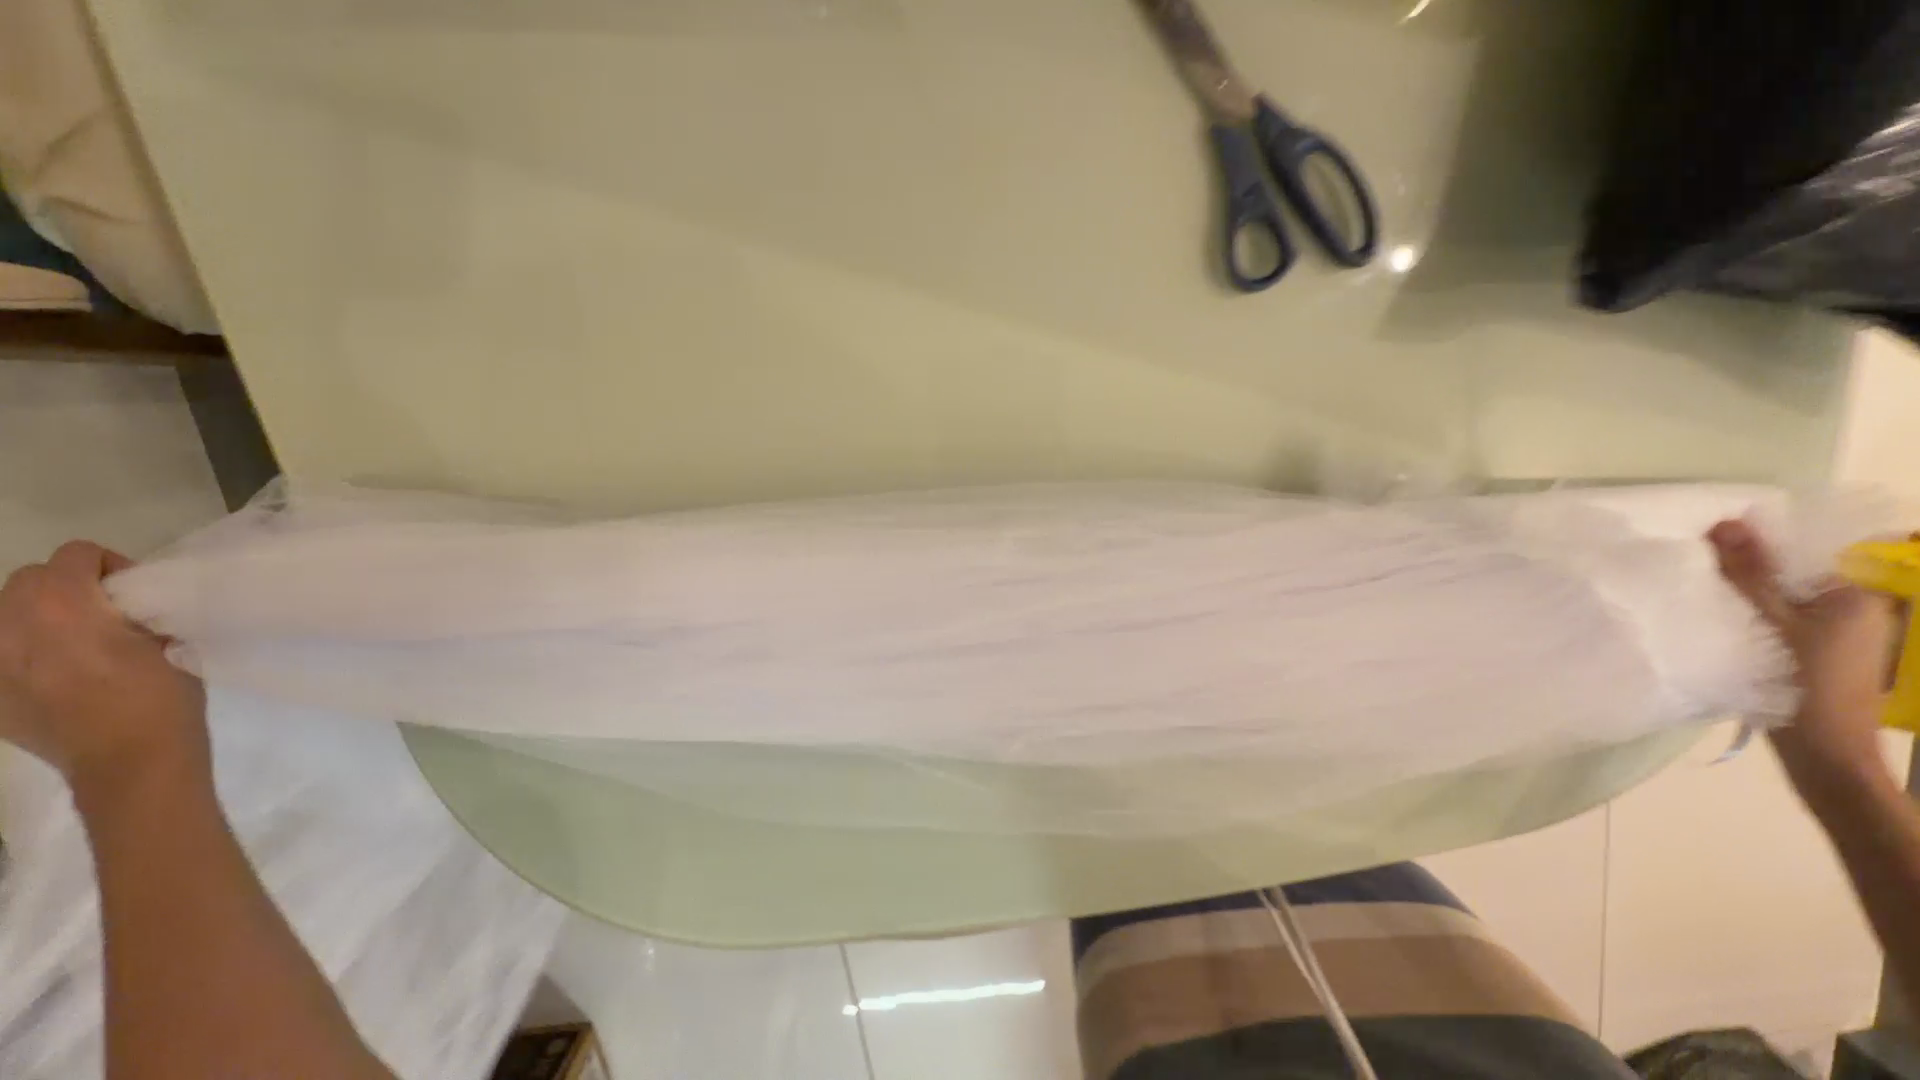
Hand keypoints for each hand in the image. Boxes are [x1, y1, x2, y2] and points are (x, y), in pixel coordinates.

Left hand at [0, 541, 207, 799]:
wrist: (131, 763)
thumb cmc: (163, 699)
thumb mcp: (169, 643)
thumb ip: (133, 615)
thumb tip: (120, 609)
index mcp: (67, 608)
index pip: (74, 555)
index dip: (107, 565)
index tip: (129, 593)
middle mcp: (15, 627)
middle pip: (26, 580)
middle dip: (63, 587)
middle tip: (100, 616)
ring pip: (2, 615)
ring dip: (34, 618)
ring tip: (69, 646)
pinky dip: (20, 655)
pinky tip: (51, 678)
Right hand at [1707, 519, 1898, 795]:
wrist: (1826, 756)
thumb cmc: (1808, 685)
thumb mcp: (1774, 624)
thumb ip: (1750, 574)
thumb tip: (1724, 522)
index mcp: (1857, 593)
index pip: (1810, 545)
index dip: (1764, 536)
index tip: (1719, 534)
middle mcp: (1857, 606)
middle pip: (1796, 569)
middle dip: (1752, 563)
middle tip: (1702, 556)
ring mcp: (1839, 631)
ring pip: (1786, 594)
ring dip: (1748, 590)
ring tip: (1704, 584)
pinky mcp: (1818, 650)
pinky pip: (1782, 616)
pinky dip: (1754, 613)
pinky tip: (1722, 616)